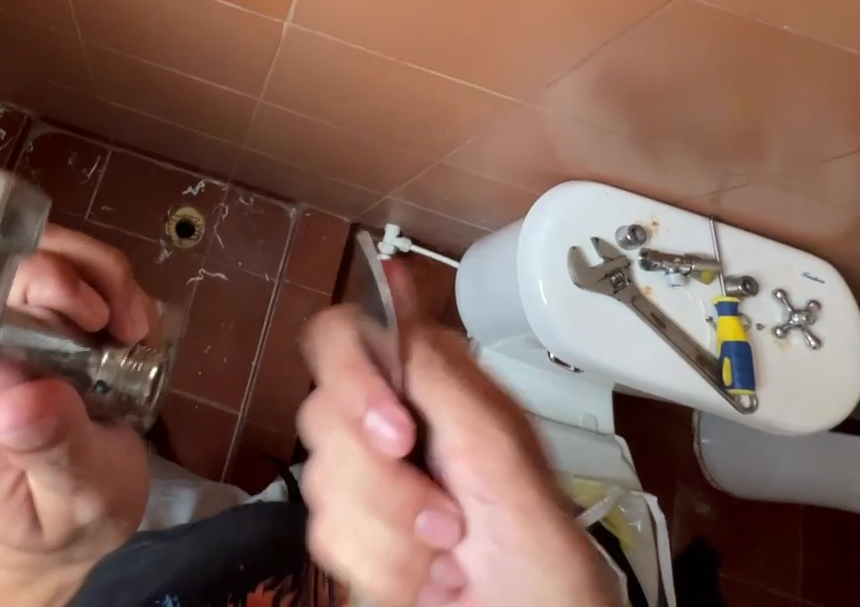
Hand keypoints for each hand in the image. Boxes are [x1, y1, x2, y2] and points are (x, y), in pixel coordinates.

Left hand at [0, 224, 156, 572]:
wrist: (72, 524)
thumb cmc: (63, 522)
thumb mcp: (71, 498)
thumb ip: (50, 450)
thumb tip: (14, 400)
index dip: (39, 281)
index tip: (94, 318)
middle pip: (20, 256)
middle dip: (86, 274)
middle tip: (129, 329)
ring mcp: (17, 323)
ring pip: (56, 251)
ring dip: (110, 279)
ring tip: (138, 334)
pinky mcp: (50, 317)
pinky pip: (83, 272)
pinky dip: (119, 289)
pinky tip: (136, 333)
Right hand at [297, 309, 624, 606]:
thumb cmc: (540, 548)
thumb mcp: (502, 453)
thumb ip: (440, 375)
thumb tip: (391, 281)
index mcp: (423, 378)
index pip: (343, 334)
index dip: (350, 376)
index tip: (395, 435)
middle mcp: (385, 414)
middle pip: (321, 412)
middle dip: (382, 484)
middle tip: (446, 519)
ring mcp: (364, 474)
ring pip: (319, 482)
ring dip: (391, 537)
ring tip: (448, 554)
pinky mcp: (351, 530)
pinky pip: (325, 536)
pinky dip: (382, 570)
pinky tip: (427, 577)